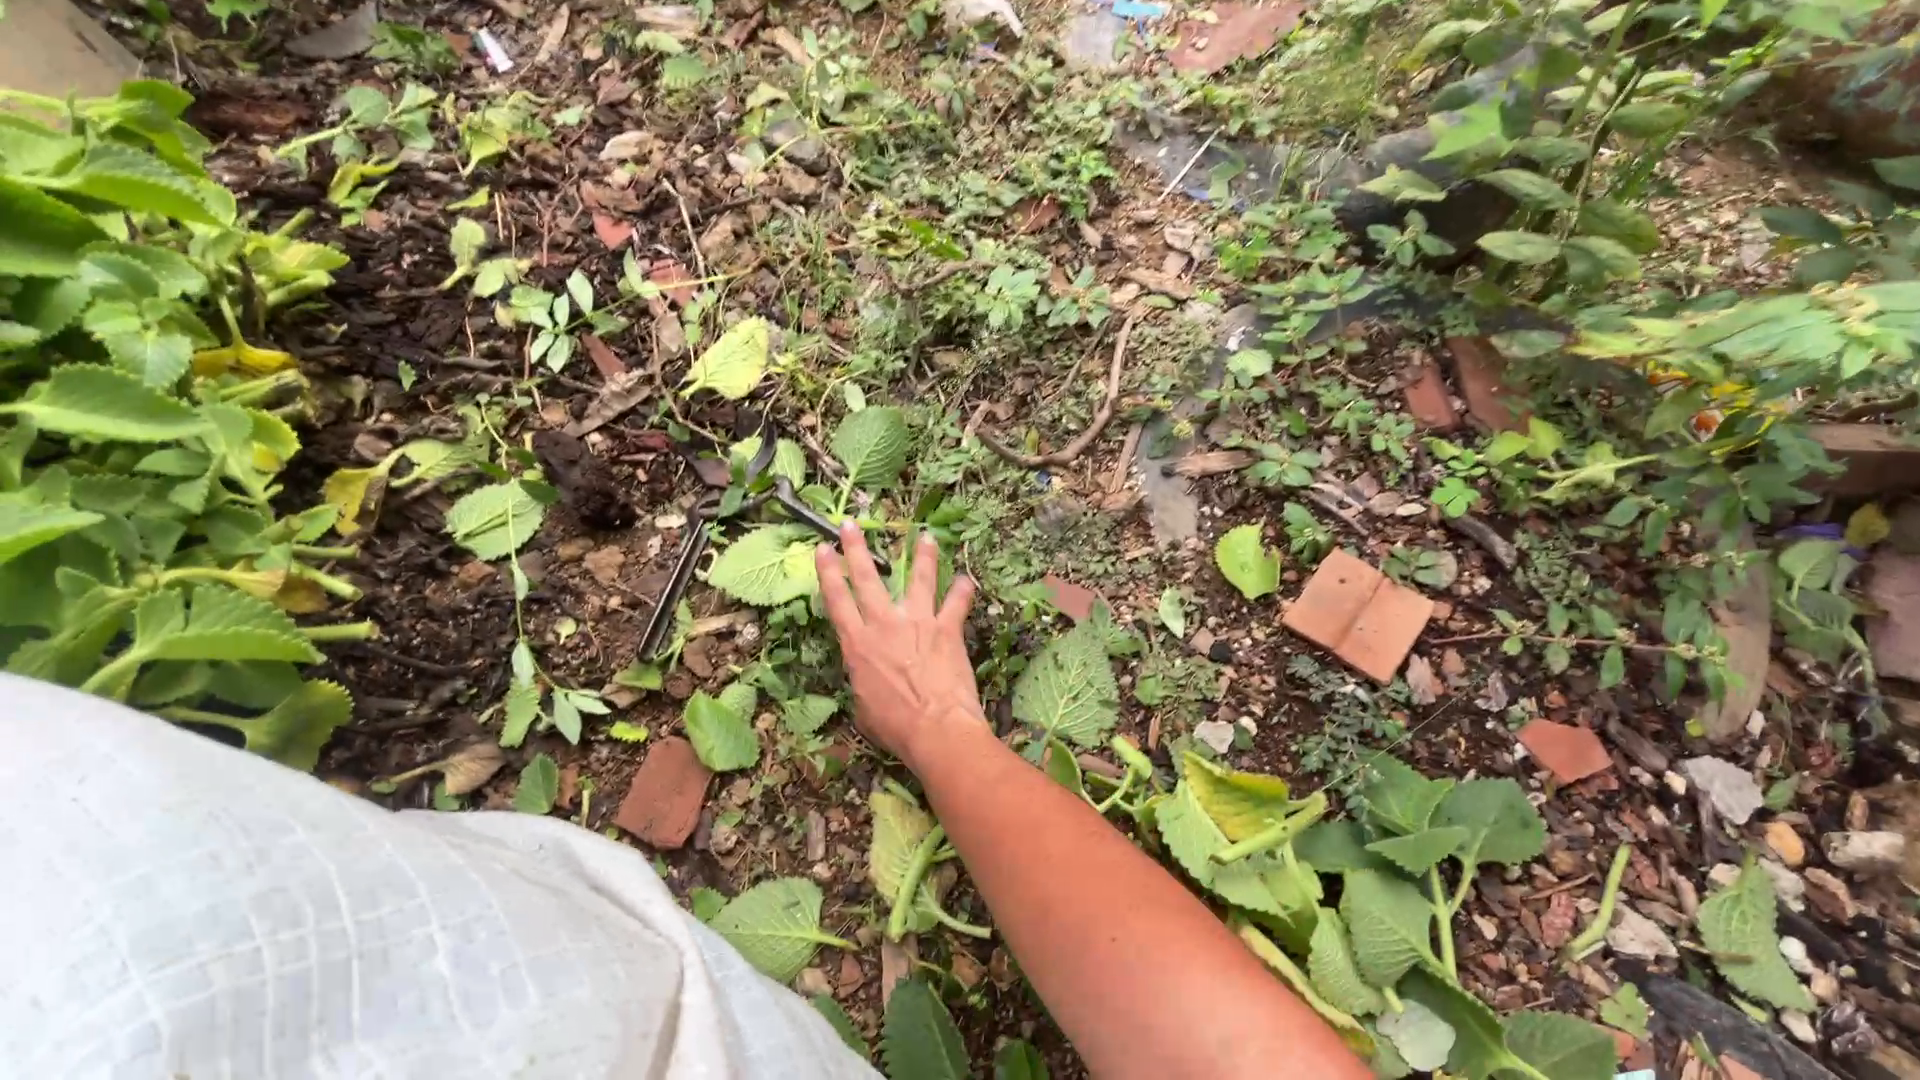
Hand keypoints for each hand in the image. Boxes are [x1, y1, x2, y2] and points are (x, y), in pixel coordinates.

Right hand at [816, 521, 983, 769]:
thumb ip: (862, 679)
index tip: (823, 548)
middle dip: (858, 549)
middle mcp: (885, 624)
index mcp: (858, 644)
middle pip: (868, 578)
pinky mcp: (948, 629)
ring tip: (925, 536)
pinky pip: (956, 603)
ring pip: (920, 579)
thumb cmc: (895, 726)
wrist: (936, 728)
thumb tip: (866, 673)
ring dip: (923, 556)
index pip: (837, 600)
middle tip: (852, 524)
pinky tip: (966, 580)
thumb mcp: (863, 705)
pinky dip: (962, 591)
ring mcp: (919, 622)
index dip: (828, 572)